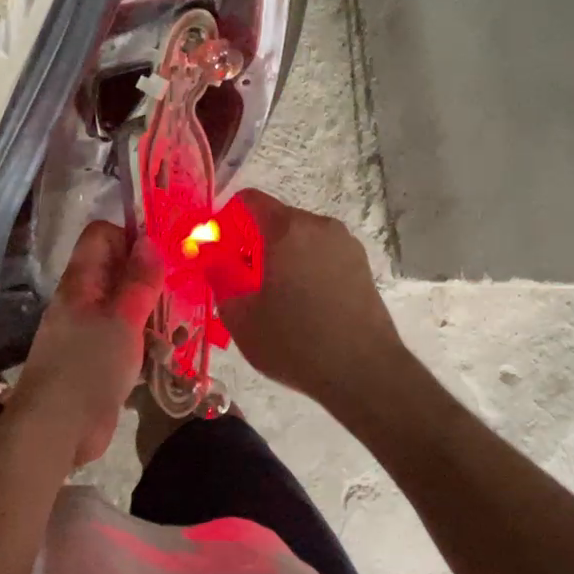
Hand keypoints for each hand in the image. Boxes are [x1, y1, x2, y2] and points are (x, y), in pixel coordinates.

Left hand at [8, 221, 163, 466]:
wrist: (58, 428)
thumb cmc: (89, 366)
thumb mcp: (123, 319)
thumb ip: (139, 281)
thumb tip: (149, 239)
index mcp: (81, 282)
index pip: (102, 236)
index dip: (131, 237)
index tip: (163, 256)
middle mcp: (83, 300)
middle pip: (117, 270)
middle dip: (150, 278)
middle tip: (181, 292)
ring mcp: (88, 330)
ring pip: (125, 306)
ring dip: (152, 313)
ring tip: (180, 327)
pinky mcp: (98, 359)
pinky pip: (125, 337)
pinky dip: (145, 341)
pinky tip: (167, 353)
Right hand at [216, 190, 405, 402]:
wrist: (364, 372)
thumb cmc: (294, 342)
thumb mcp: (239, 313)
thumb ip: (217, 272)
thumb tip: (209, 252)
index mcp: (286, 230)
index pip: (247, 200)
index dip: (225, 222)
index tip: (220, 255)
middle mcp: (319, 226)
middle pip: (273, 219)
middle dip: (251, 244)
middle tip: (242, 284)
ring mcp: (345, 244)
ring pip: (298, 237)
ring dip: (279, 257)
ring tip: (275, 300)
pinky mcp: (361, 264)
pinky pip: (320, 253)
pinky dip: (304, 267)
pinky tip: (304, 306)